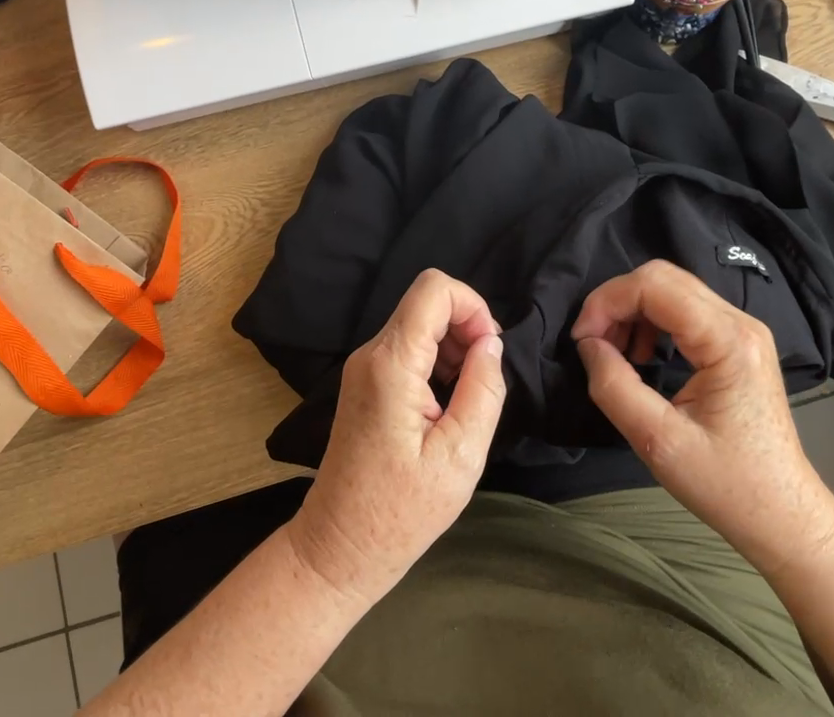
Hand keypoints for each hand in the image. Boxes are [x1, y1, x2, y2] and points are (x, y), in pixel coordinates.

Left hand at [288, 269, 506, 601]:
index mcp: (391, 364)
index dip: (472, 305)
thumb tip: (491, 344)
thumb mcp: (461, 455)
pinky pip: (407, 349)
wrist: (341, 545)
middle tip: (485, 380)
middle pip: (426, 303)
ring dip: (454, 347)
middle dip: (466, 327)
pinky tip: (447, 405)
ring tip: (468, 399)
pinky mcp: (365, 383)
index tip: (491, 350)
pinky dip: (437, 362)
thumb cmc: (403, 510)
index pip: (433, 288)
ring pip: (418, 323)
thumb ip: (483, 389)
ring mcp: (363, 367)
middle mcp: (370, 354)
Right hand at [572, 261, 833, 568]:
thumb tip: (587, 345)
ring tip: (614, 354)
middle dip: (615, 303)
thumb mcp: (656, 441)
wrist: (783, 516)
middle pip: (662, 277)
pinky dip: (650, 322)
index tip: (580, 340)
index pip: (654, 285)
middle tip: (592, 344)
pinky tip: (640, 357)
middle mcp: (741, 323)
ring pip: (670, 288)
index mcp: (728, 341)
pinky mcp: (737, 343)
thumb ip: (613, 386)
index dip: (606, 303)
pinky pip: (683, 309)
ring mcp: (742, 331)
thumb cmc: (726, 485)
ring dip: (630, 311)